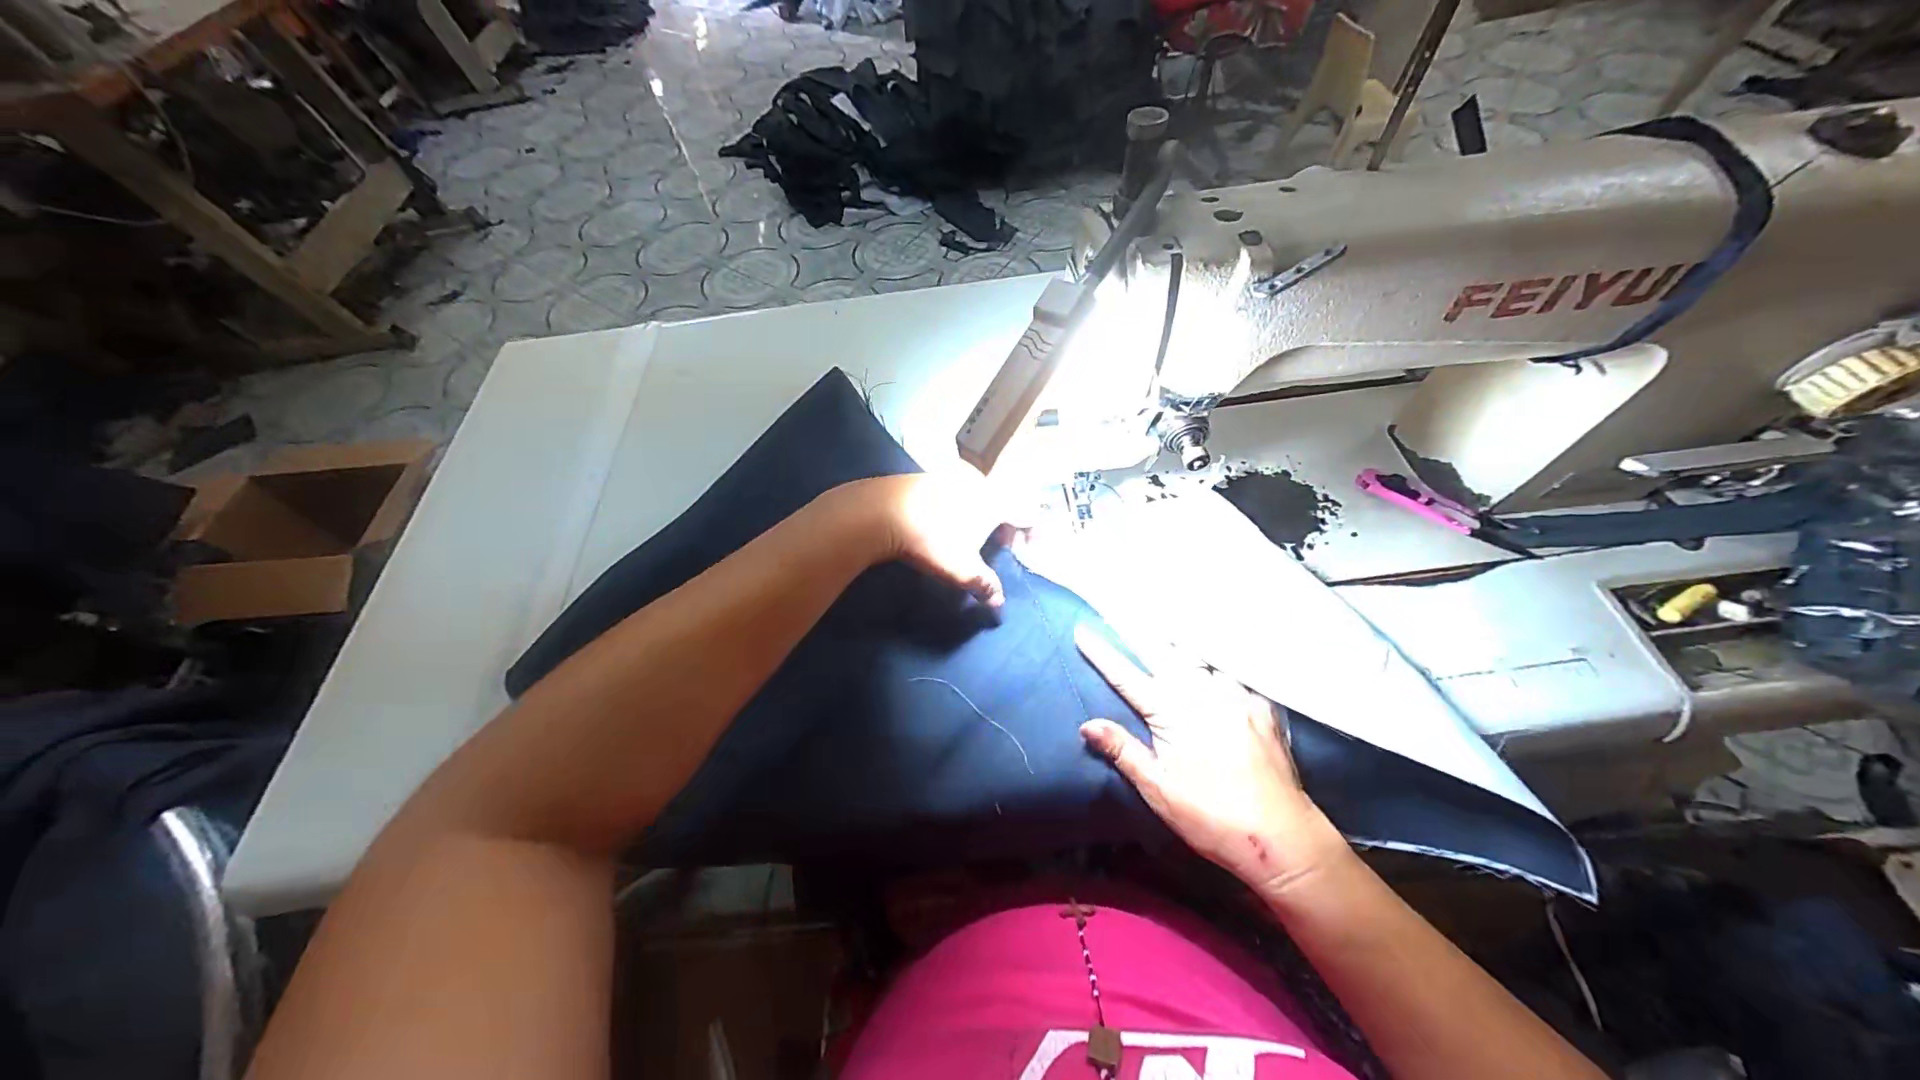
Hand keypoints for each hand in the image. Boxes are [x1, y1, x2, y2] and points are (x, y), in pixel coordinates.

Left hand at [825, 473, 1024, 607]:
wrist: (879, 512)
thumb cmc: (931, 541)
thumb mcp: (962, 571)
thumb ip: (985, 585)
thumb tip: (998, 603)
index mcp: (995, 500)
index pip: (1027, 511)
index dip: (1033, 529)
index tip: (1027, 547)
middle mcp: (977, 482)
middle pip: (1003, 500)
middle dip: (1005, 523)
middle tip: (1000, 544)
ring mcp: (949, 475)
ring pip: (977, 494)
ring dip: (980, 514)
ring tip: (970, 536)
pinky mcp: (924, 476)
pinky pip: (952, 491)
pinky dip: (957, 507)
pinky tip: (942, 524)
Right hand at [1075, 626, 1349, 898]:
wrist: (1283, 836)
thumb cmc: (1211, 818)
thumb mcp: (1158, 789)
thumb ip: (1123, 751)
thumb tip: (1087, 724)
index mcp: (1171, 713)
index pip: (1126, 676)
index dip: (1102, 653)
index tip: (1082, 632)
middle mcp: (1203, 694)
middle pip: (1163, 654)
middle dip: (1139, 634)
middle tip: (1122, 617)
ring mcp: (1236, 696)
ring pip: (1201, 658)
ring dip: (1179, 647)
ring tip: (1167, 636)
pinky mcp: (1263, 706)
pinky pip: (1234, 672)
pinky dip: (1216, 664)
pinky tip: (1215, 666)